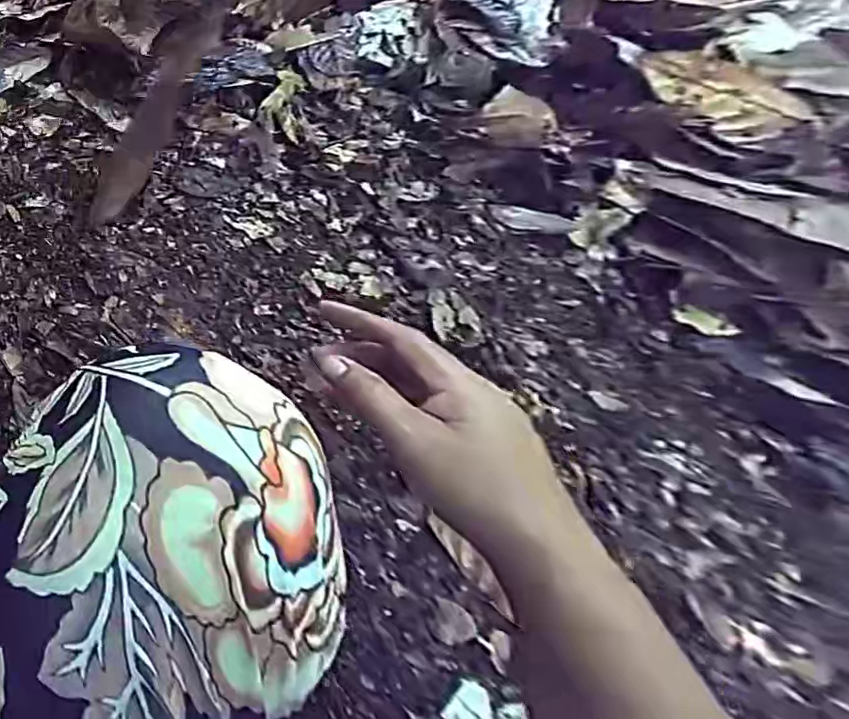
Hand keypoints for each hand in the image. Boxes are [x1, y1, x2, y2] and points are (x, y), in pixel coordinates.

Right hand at [307, 300, 594, 572]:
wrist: (544, 553)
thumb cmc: (475, 490)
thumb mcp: (410, 438)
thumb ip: (367, 394)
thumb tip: (329, 360)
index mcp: (461, 384)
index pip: (401, 338)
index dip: (358, 320)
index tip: (322, 310)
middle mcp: (474, 393)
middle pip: (408, 359)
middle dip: (359, 352)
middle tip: (318, 359)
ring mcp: (482, 419)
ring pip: (416, 385)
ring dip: (372, 379)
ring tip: (332, 385)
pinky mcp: (482, 444)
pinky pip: (427, 407)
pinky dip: (391, 401)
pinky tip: (373, 413)